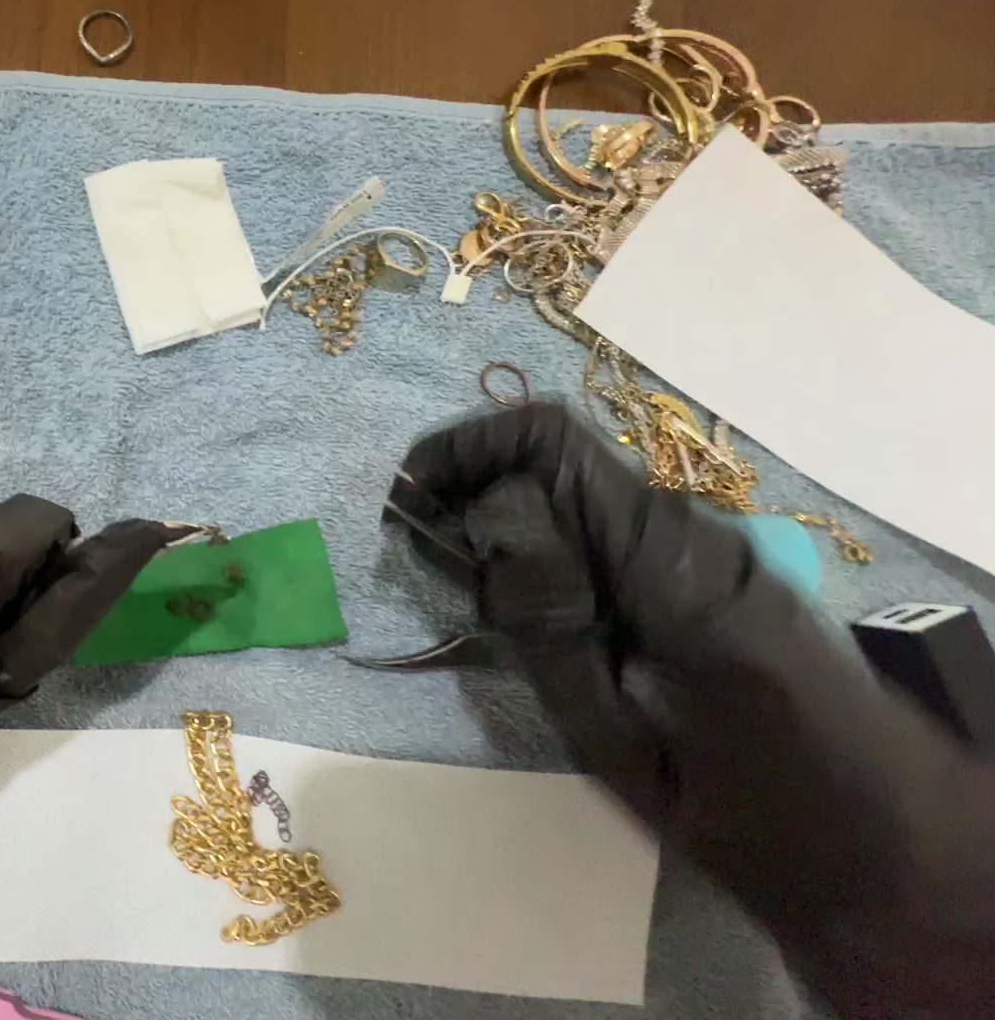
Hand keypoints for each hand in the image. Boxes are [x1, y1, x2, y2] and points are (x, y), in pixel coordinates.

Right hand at [390, 403, 994, 1014]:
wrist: (891, 852)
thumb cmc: (745, 815)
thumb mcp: (616, 738)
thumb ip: (547, 627)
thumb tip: (483, 528)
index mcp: (674, 568)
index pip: (546, 445)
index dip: (460, 451)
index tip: (406, 504)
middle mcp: (692, 532)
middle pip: (547, 459)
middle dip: (466, 494)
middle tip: (424, 561)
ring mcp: (703, 544)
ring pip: (565, 490)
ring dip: (496, 523)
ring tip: (464, 589)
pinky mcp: (701, 564)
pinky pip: (592, 523)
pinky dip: (532, 544)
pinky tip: (520, 603)